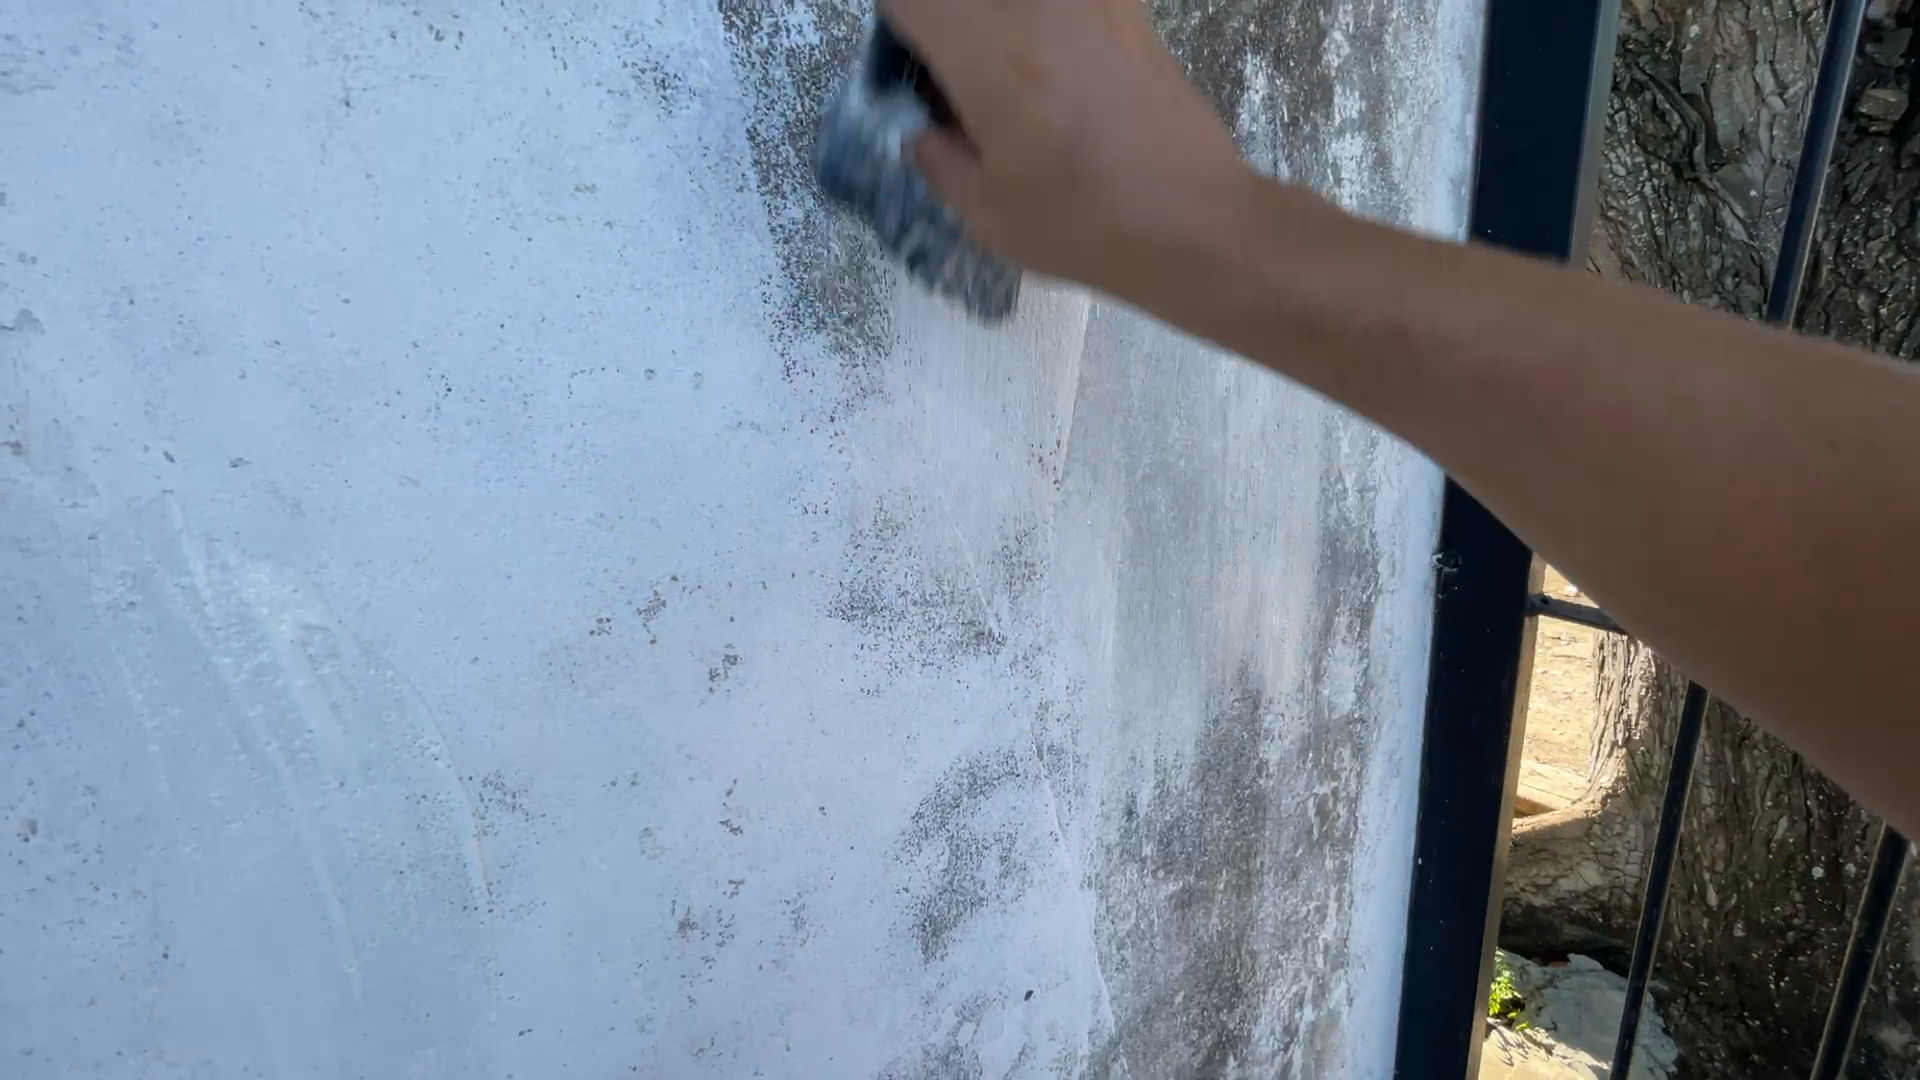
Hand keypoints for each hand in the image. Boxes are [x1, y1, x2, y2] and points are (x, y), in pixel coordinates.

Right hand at [879, 0, 1255, 303]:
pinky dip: (1039, 28)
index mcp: (991, 56)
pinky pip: (1062, 7)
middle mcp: (1039, 5)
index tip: (913, 77)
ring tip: (1010, 95)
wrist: (1191, 223)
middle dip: (946, 27)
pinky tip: (1056, 85)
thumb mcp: (989, 217)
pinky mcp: (1127, 7)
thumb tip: (923, 135)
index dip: (898, 34)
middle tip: (959, 92)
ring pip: (1013, 4)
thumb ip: (938, 164)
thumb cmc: (1084, 229)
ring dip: (994, 29)